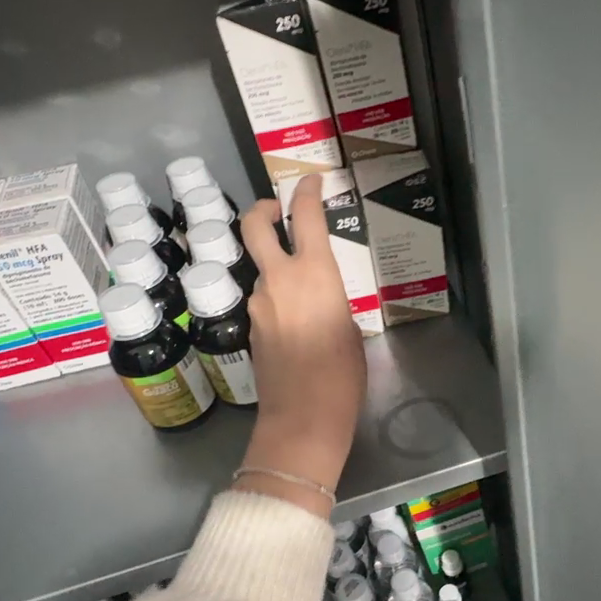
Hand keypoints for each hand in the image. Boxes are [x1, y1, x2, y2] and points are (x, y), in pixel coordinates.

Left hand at [232, 174, 365, 516]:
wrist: (303, 418)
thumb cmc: (342, 377)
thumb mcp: (351, 331)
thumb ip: (333, 303)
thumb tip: (322, 301)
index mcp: (314, 275)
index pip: (305, 217)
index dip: (306, 192)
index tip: (310, 182)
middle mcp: (278, 281)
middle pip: (254, 226)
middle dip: (263, 210)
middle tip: (276, 211)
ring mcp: (258, 304)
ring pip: (261, 270)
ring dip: (275, 268)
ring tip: (304, 294)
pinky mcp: (250, 328)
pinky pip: (263, 301)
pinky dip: (276, 301)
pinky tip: (297, 327)